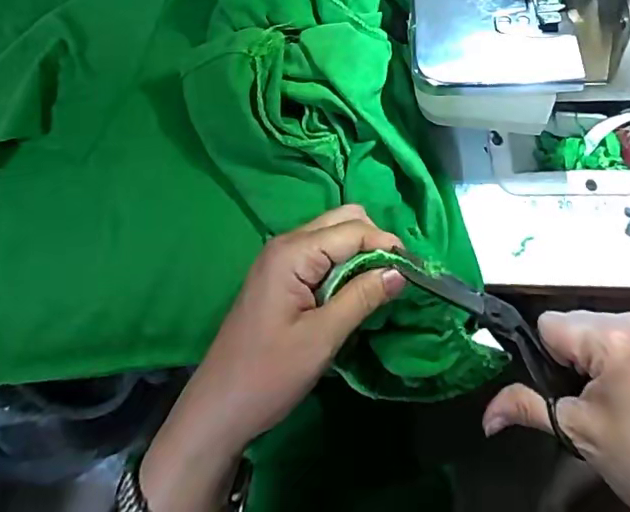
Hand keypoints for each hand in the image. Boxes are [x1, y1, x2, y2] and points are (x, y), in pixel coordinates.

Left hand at [138, 205, 406, 511]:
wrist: (216, 410)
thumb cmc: (268, 374)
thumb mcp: (322, 338)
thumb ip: (362, 298)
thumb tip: (400, 270)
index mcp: (293, 252)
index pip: (353, 229)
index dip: (386, 244)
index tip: (413, 271)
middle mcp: (286, 243)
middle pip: (343, 220)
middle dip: (375, 240)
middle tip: (396, 276)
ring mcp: (280, 257)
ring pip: (333, 234)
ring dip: (360, 251)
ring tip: (381, 283)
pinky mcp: (280, 274)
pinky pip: (321, 252)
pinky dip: (344, 262)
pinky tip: (355, 289)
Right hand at [483, 311, 629, 511]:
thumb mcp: (582, 436)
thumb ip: (529, 408)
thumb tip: (487, 415)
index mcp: (615, 337)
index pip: (550, 324)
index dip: (544, 359)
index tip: (558, 393)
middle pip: (573, 322)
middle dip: (567, 357)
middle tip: (582, 403)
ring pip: (595, 328)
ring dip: (588, 356)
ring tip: (604, 400)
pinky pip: (619, 334)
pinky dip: (611, 356)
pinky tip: (624, 393)